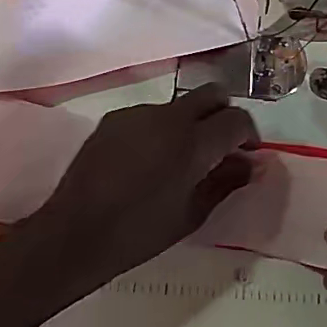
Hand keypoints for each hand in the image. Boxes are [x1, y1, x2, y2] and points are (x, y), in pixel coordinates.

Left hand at [33, 84, 259, 294]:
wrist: (76, 232)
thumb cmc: (140, 232)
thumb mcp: (192, 213)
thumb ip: (226, 182)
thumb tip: (251, 163)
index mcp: (193, 142)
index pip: (237, 120)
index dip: (249, 135)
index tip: (247, 154)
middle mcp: (168, 117)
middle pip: (211, 94)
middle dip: (224, 114)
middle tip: (222, 146)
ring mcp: (137, 113)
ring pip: (179, 104)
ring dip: (190, 122)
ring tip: (180, 158)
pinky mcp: (113, 118)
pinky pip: (150, 114)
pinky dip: (161, 128)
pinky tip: (148, 160)